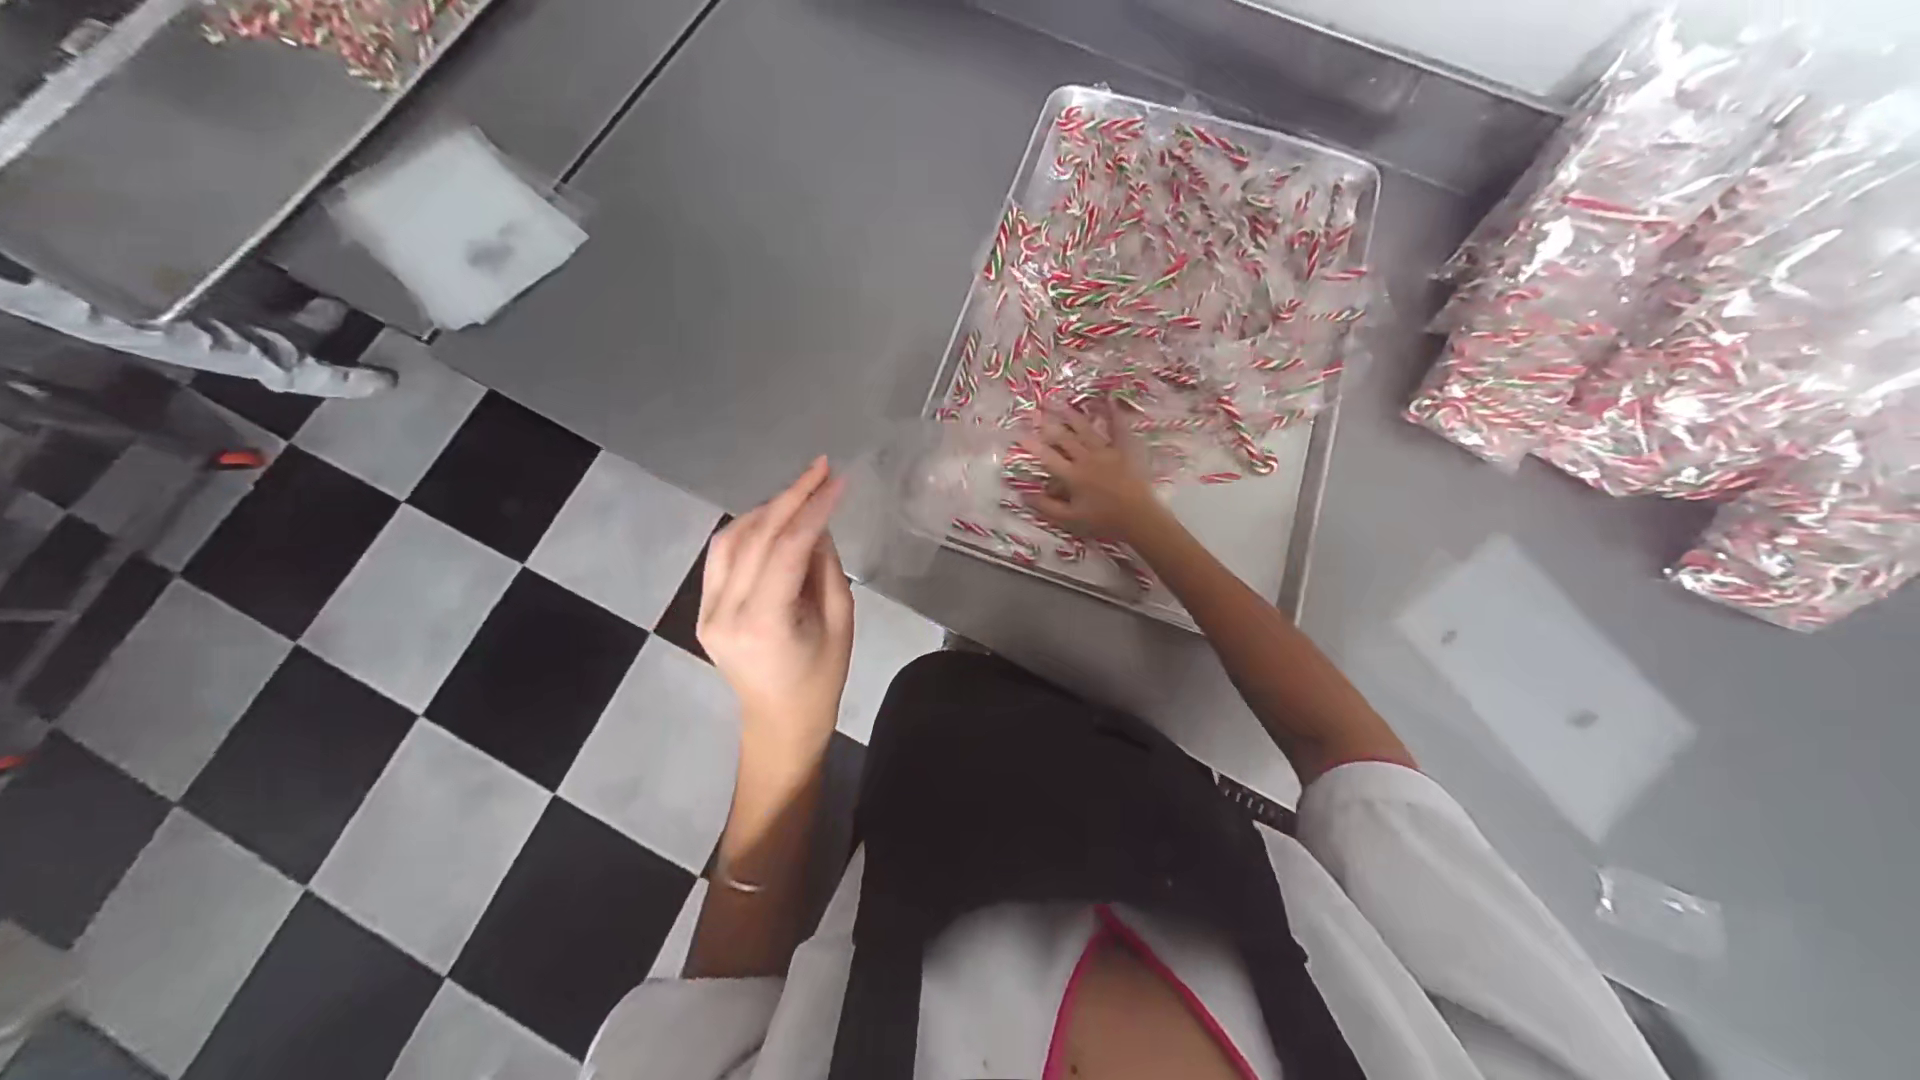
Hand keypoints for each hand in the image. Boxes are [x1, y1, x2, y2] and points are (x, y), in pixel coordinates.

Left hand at [698, 457, 853, 758]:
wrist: (779, 722)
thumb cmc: (820, 681)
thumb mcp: (840, 623)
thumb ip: (826, 569)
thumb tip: (817, 526)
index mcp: (765, 621)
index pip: (787, 548)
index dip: (813, 508)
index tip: (837, 479)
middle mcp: (726, 611)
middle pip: (756, 536)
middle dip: (791, 497)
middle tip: (820, 469)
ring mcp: (707, 610)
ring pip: (731, 539)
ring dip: (766, 509)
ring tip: (800, 491)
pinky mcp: (704, 610)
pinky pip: (721, 556)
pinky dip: (746, 529)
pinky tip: (771, 517)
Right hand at [1022, 401, 1165, 542]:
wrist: (1139, 519)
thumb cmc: (1103, 521)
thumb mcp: (1069, 519)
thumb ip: (1045, 506)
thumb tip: (1023, 494)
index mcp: (1072, 476)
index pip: (1047, 457)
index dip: (1032, 445)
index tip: (1019, 434)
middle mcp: (1086, 458)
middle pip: (1064, 438)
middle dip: (1048, 424)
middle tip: (1035, 411)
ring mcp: (1106, 451)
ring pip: (1085, 429)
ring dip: (1070, 415)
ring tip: (1058, 403)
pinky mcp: (1124, 450)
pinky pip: (1118, 428)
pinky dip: (1113, 413)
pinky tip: (1109, 398)